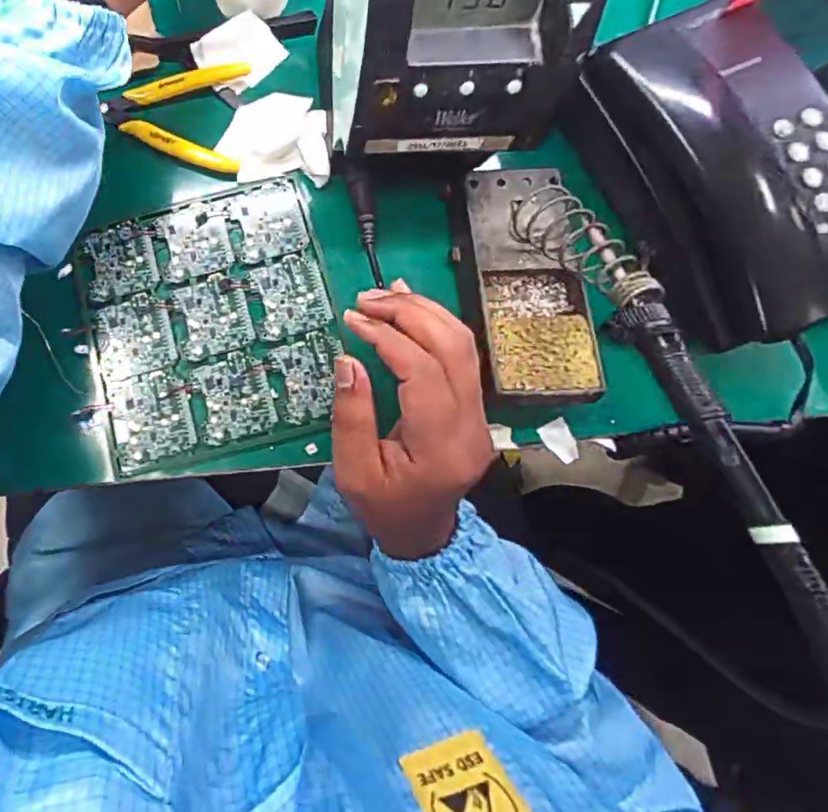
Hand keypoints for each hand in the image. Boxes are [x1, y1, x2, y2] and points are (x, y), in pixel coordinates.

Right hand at [332, 281, 496, 559]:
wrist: (424, 533)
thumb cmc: (384, 507)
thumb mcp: (353, 472)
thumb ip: (351, 417)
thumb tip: (348, 361)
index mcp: (441, 446)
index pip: (422, 373)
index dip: (388, 338)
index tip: (353, 321)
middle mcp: (471, 424)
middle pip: (453, 348)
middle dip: (409, 313)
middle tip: (366, 300)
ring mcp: (479, 414)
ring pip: (464, 344)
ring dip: (424, 311)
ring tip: (385, 294)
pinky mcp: (474, 406)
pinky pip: (461, 354)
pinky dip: (435, 324)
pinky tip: (410, 306)